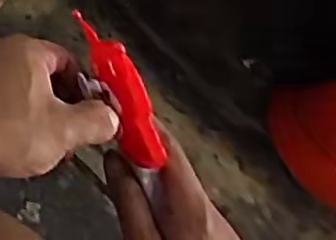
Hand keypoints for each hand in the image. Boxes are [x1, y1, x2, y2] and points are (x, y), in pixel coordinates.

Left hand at [0, 35, 119, 178]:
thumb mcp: (62, 131)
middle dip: (66, 106)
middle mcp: (9, 48)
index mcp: (31, 49)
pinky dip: (21, 115)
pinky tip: (21, 141)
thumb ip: (94, 121)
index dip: (87, 90)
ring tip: (48, 146)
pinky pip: (9, 94)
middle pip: (50, 73)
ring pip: (30, 87)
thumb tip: (112, 116)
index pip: (70, 61)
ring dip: (44, 114)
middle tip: (73, 138)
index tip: (95, 118)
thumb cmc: (8, 129)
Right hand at [105, 128, 240, 239]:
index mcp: (194, 207)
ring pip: (180, 185)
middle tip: (113, 148)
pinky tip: (154, 214)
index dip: (140, 121)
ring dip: (153, 180)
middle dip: (143, 154)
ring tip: (129, 187)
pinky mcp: (221, 235)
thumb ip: (129, 203)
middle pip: (173, 163)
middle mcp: (214, 208)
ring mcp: (222, 224)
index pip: (167, 144)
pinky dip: (168, 200)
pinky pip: (189, 205)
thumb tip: (113, 156)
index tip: (115, 107)